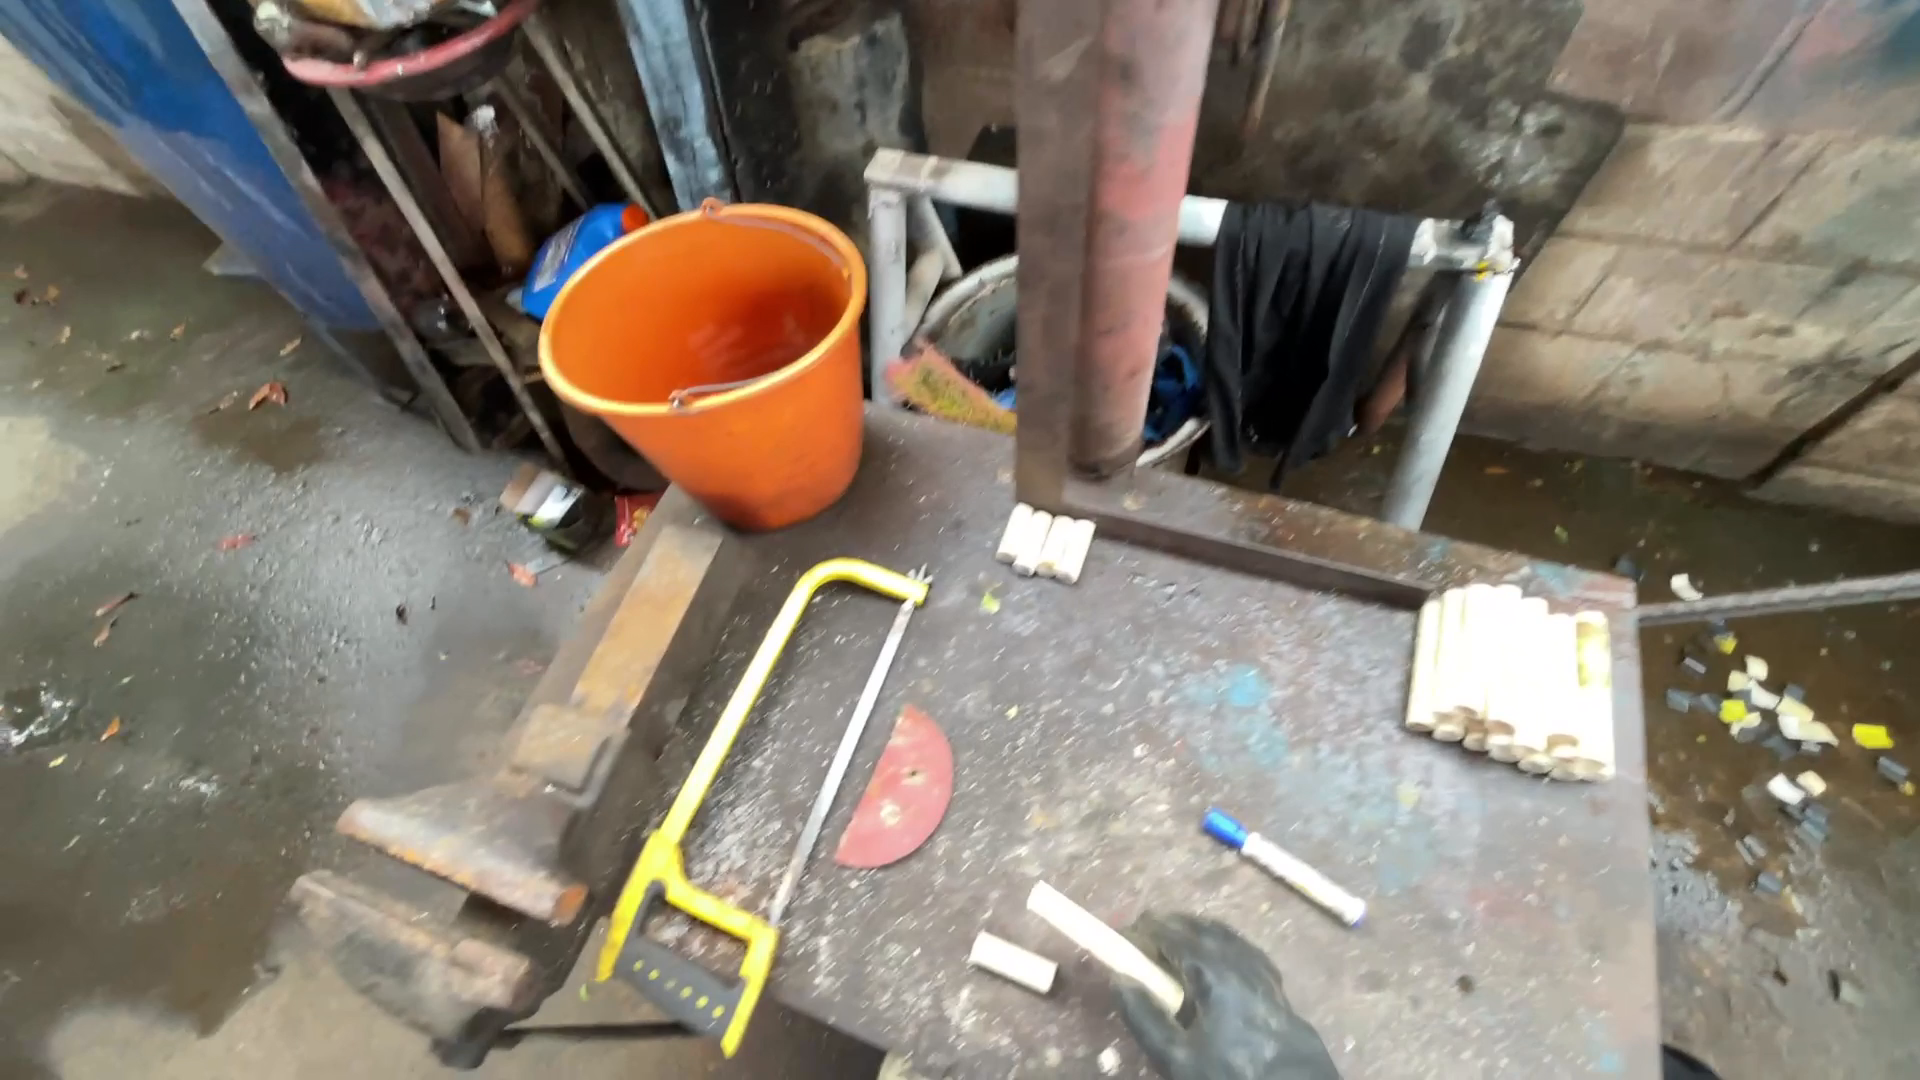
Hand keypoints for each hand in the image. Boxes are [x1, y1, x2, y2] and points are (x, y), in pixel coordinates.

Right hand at [1115, 913, 1339, 1079]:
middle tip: (1142, 941)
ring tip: (1172, 945)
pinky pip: (1243, 951)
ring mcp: (1264, 974)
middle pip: (1197, 927)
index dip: (1141, 932)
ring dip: (1193, 933)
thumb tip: (1120, 978)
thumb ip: (1145, 1017)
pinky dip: (1220, 946)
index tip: (1121, 938)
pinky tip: (1216, 963)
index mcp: (1214, 971)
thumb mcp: (1178, 1061)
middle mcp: (1240, 961)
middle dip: (1166, 927)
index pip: (1169, 934)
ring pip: (1223, 936)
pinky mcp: (1279, 991)